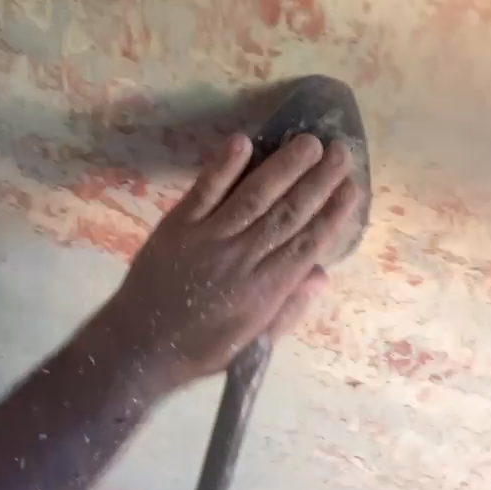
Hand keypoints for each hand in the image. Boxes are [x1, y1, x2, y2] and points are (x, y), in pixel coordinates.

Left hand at [84, 133, 362, 393]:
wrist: (138, 347)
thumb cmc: (201, 346)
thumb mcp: (253, 344)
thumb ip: (289, 309)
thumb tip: (323, 273)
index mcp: (264, 292)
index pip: (307, 245)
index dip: (333, 214)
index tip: (352, 187)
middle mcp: (242, 259)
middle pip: (288, 214)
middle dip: (318, 181)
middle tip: (341, 151)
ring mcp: (209, 238)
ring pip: (255, 197)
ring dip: (284, 167)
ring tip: (309, 142)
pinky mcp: (179, 224)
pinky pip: (205, 191)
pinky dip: (224, 167)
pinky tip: (243, 141)